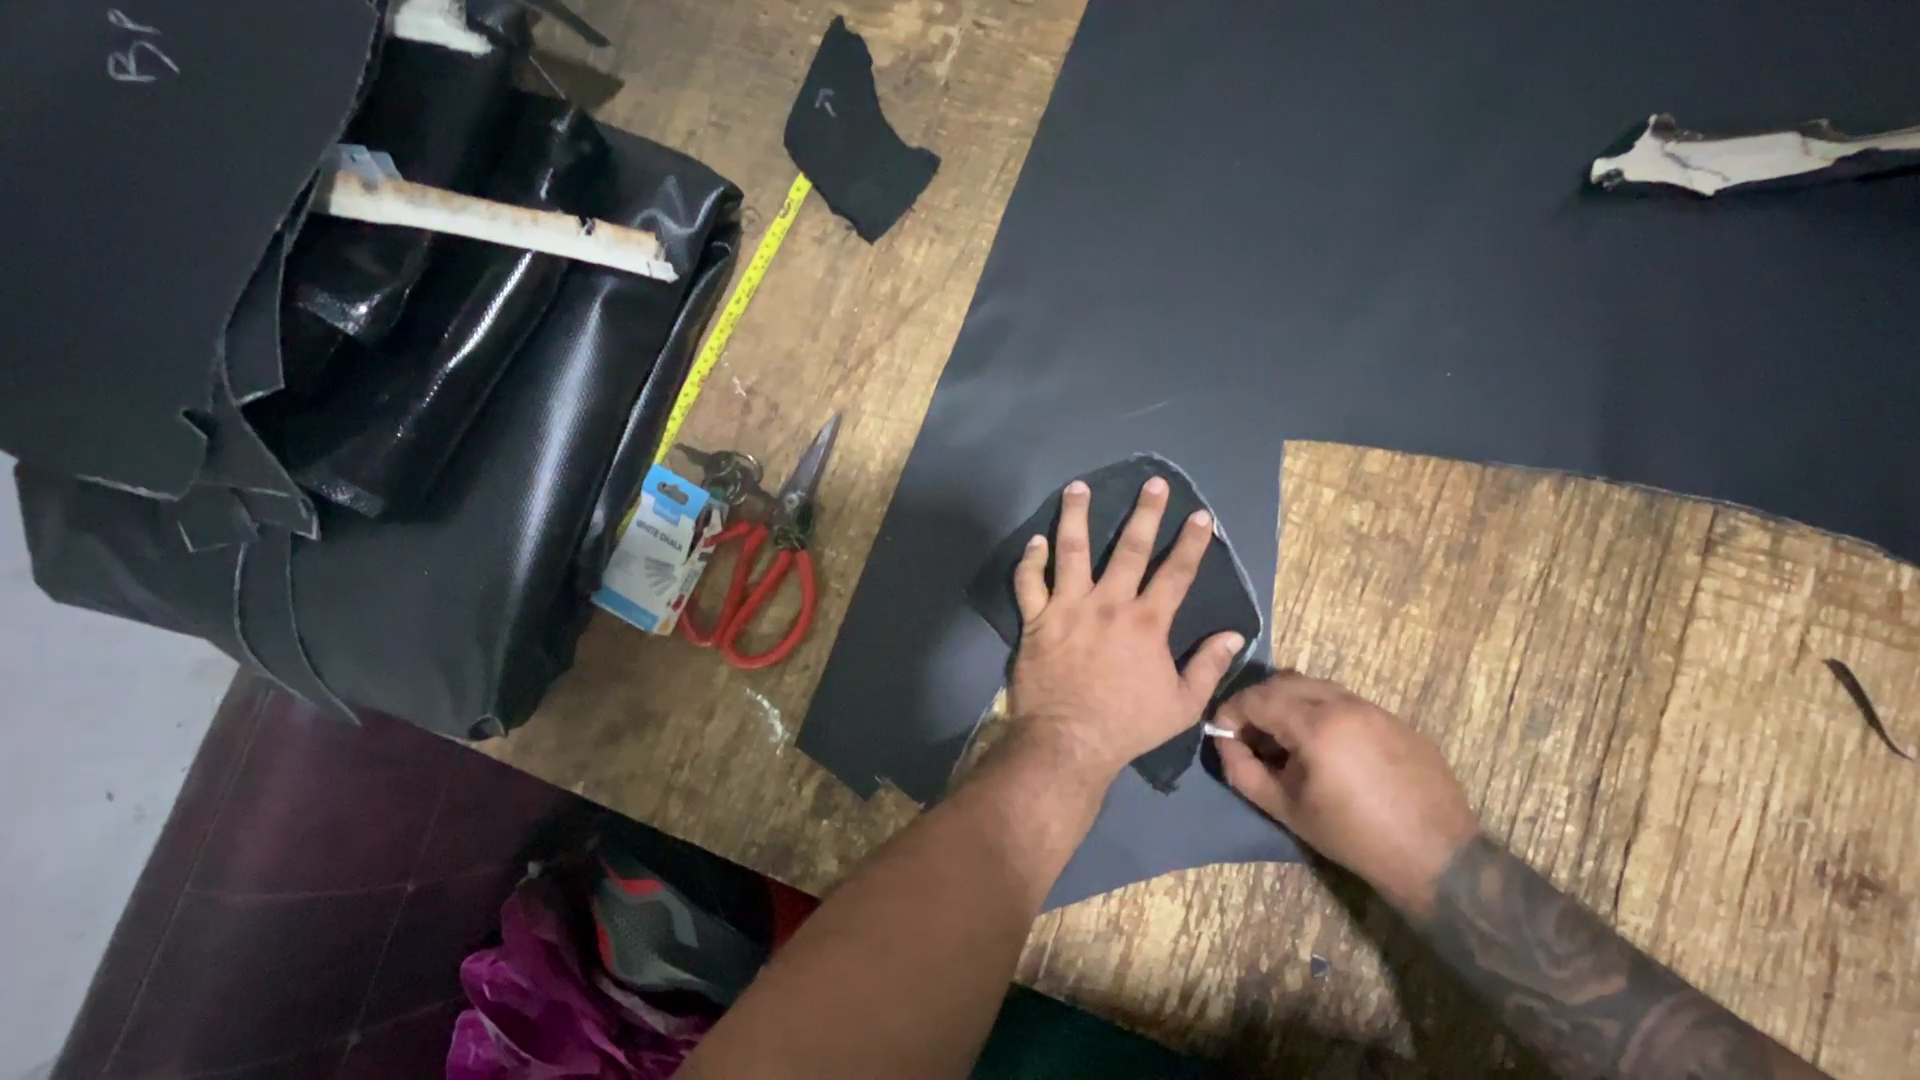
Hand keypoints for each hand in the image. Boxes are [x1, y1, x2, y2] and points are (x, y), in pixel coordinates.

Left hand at [1008, 477, 1246, 781]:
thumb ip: (1208, 667)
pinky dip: (1030, 560)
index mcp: (1146, 622)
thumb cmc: (1127, 725)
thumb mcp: (1182, 705)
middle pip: (1130, 549)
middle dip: (1145, 513)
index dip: (1192, 543)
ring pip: (1071, 551)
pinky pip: (1029, 583)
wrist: (1068, 741)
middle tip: (1153, 483)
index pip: (1176, 573)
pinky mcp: (1037, 620)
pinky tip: (1035, 540)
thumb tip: (1233, 635)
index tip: (1201, 516)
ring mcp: (1068, 608)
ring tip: (1078, 487)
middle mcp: (1108, 604)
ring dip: (1075, 516)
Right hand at [1213, 673, 1478, 916]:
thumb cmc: (1352, 836)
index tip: (1222, 733)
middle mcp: (1345, 703)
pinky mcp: (1396, 720)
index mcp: (1316, 724)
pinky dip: (1322, 712)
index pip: (1256, 698)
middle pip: (1284, 682)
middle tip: (1249, 734)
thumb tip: (1224, 743)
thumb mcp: (1286, 809)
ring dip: (1290, 703)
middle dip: (1258, 702)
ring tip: (1285, 741)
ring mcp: (1375, 708)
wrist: (1435, 855)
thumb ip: (1244, 771)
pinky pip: (1347, 702)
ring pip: (1317, 687)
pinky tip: (1326, 749)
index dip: (1230, 712)